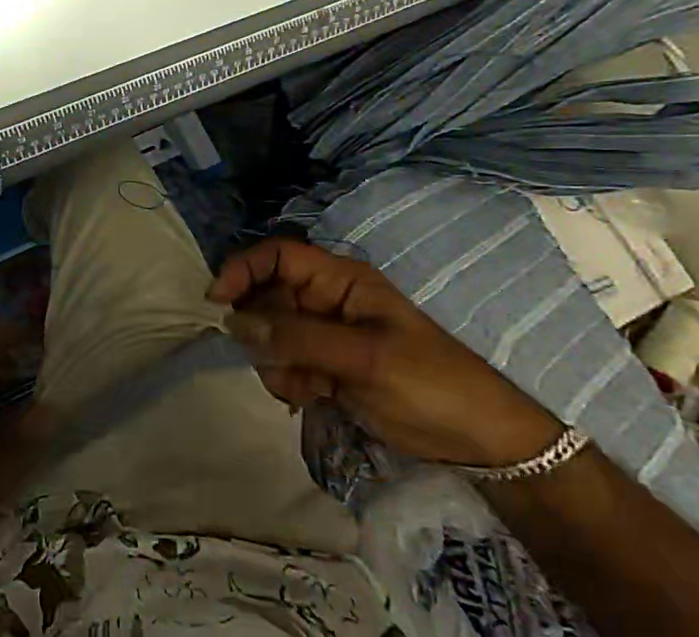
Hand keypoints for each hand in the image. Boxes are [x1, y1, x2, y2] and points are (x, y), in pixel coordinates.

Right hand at [209, 237, 563, 467]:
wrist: (481, 443)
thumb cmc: (430, 383)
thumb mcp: (363, 358)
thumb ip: (296, 337)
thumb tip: (233, 322)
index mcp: (341, 280)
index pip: (278, 256)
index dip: (244, 269)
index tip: (217, 301)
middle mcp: (326, 300)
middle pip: (265, 297)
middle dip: (261, 331)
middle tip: (276, 363)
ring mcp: (324, 334)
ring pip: (269, 334)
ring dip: (274, 362)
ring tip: (304, 388)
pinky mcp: (325, 366)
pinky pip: (283, 362)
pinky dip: (286, 380)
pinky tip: (309, 398)